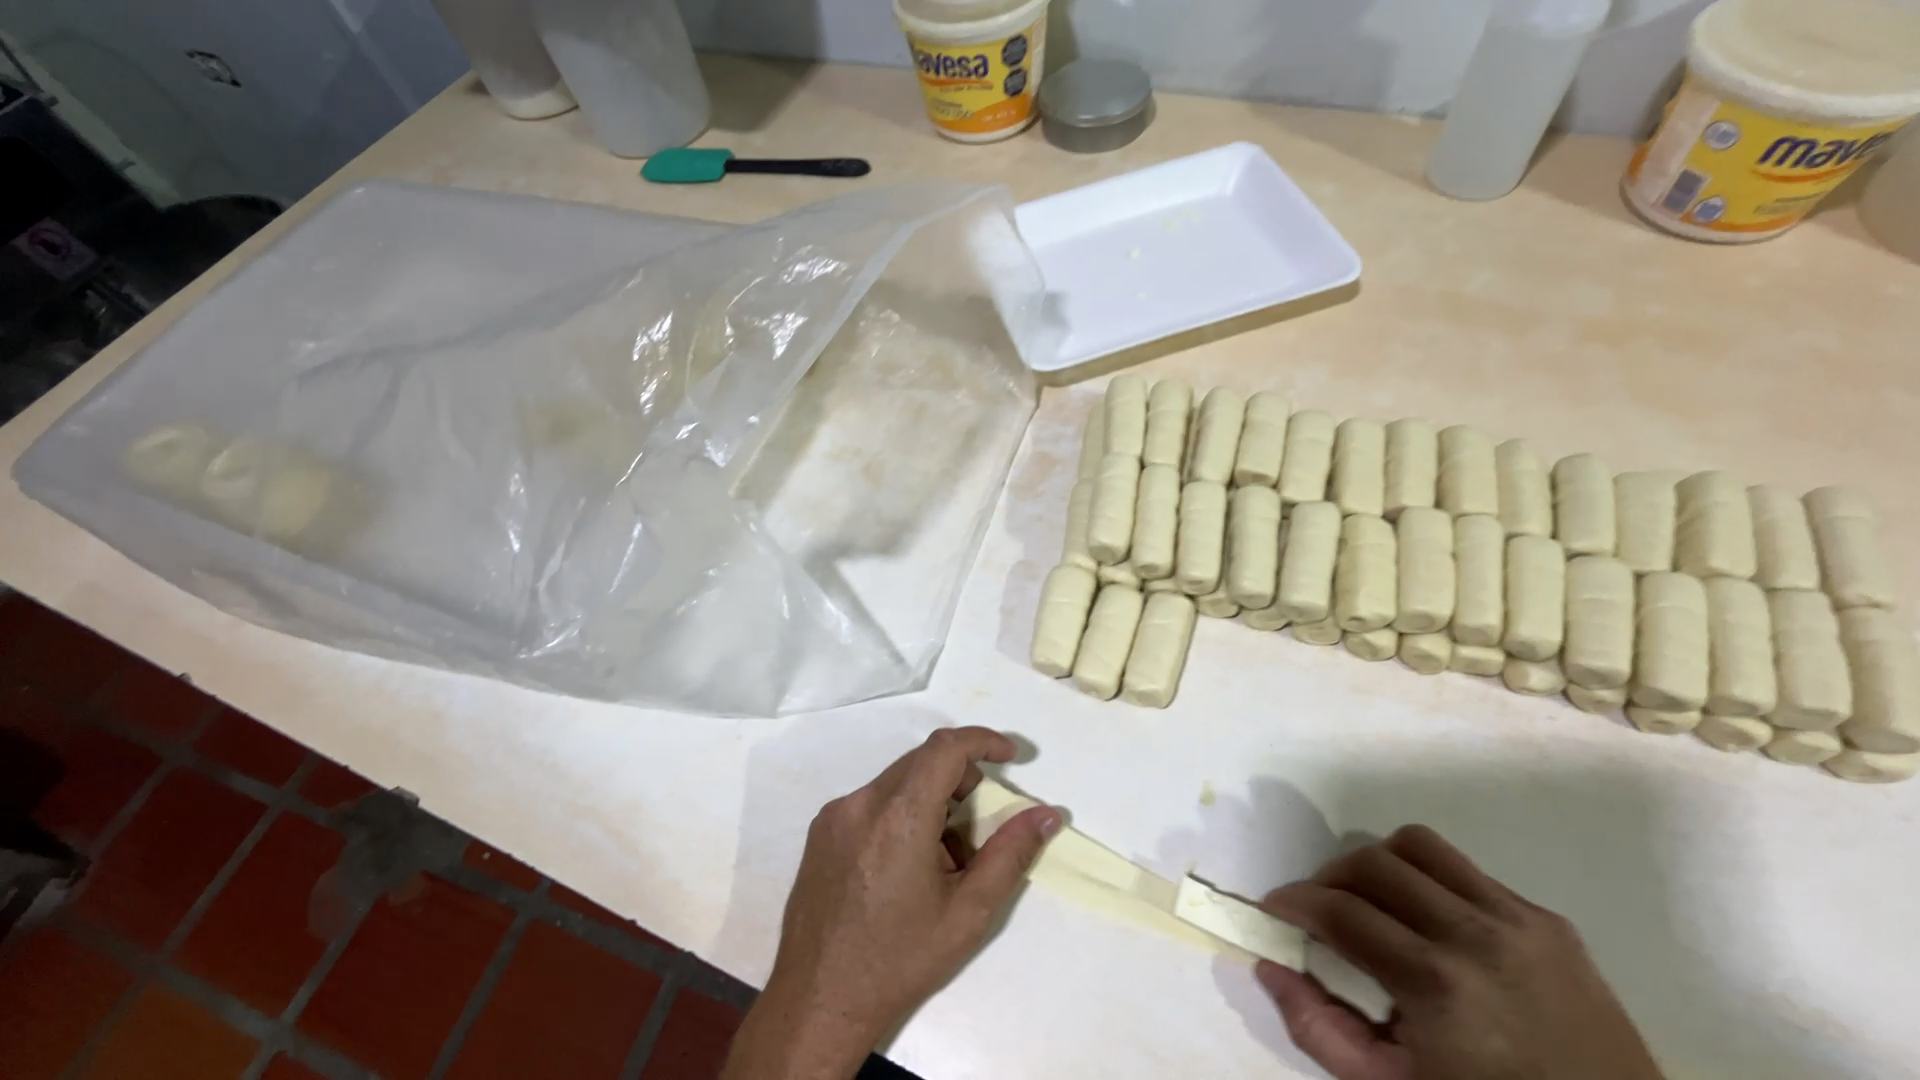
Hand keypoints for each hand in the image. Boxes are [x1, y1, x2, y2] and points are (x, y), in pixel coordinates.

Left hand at [723, 727, 1060, 1079]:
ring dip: (931, 801)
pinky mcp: (821, 832)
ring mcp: (835, 816)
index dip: (984, 741)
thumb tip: (1047, 814)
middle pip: (923, 762)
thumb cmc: (900, 960)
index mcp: (898, 816)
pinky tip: (906, 870)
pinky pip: (873, 803)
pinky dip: (901, 815)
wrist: (819, 1000)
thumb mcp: (969, 912)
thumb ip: (1011, 853)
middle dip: (961, 781)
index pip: (945, 748)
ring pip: (898, 782)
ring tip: (941, 863)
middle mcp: (861, 803)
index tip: (1011, 757)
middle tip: (979, 832)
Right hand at [1259, 825, 1662, 1079]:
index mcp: (1435, 984)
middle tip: (1319, 909)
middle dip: (1328, 877)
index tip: (1274, 910)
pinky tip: (1432, 925)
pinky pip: (1468, 871)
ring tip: (1372, 900)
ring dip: (1379, 864)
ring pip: (1420, 845)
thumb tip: (1270, 965)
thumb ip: (1318, 1028)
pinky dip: (1430, 882)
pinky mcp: (1548, 921)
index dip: (1293, 902)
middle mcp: (1475, 935)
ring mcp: (1519, 921)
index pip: (1339, 910)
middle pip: (1373, 862)